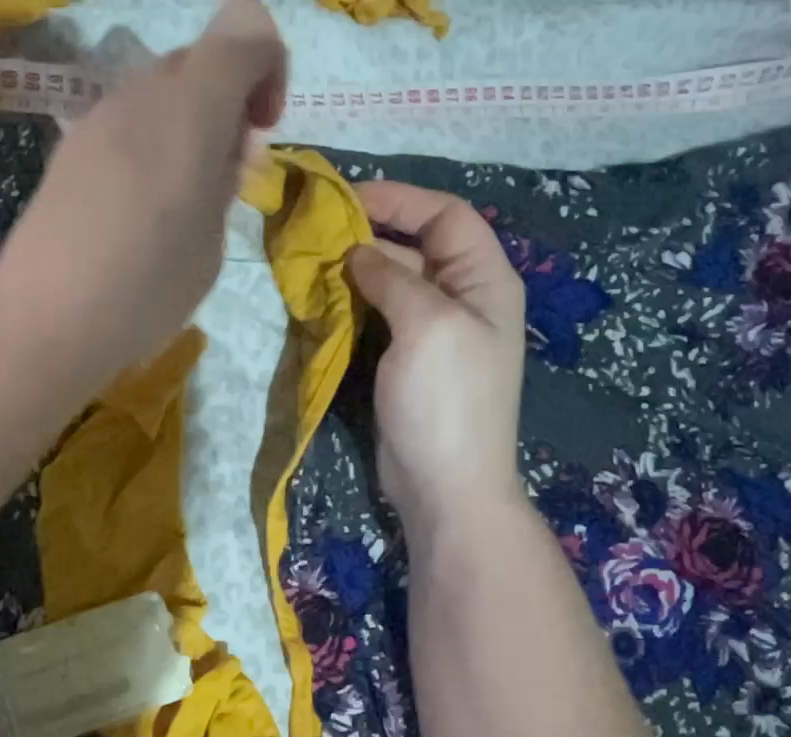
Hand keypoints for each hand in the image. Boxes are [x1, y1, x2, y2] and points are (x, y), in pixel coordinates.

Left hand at [0, 0, 286, 384]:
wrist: (41, 328)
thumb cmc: (142, 293)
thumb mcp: (210, 246)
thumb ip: (223, 183)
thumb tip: (217, 153)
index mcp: (189, 109)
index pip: (244, 29)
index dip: (268, 67)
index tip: (259, 130)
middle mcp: (136, 98)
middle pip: (195, 64)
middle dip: (221, 106)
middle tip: (217, 180)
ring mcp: (90, 125)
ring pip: (152, 100)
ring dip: (177, 134)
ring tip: (170, 210)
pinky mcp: (60, 158)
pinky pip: (117, 134)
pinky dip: (139, 156)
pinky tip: (127, 221)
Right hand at [344, 181, 528, 532]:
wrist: (445, 484)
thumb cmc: (446, 401)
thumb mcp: (428, 326)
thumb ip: (394, 279)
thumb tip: (357, 253)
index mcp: (483, 281)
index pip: (446, 217)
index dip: (399, 200)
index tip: (344, 199)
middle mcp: (461, 300)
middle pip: (415, 248)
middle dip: (367, 236)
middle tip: (312, 236)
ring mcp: (431, 335)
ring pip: (390, 285)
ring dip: (352, 273)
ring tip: (307, 267)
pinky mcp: (403, 364)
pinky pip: (376, 320)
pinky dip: (349, 307)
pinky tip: (319, 305)